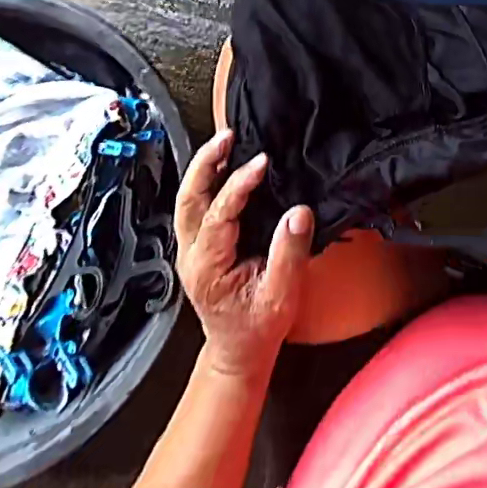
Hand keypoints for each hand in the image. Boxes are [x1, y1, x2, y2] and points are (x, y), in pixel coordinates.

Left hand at [174, 130, 312, 380]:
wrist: (238, 350)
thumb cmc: (257, 327)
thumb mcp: (280, 296)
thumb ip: (289, 253)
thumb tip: (299, 213)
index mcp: (208, 267)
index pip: (218, 216)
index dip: (238, 186)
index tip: (260, 163)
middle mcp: (192, 255)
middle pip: (188, 199)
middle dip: (205, 163)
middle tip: (227, 137)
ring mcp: (191, 249)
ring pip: (187, 199)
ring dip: (203, 167)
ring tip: (224, 141)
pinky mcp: (199, 245)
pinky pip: (196, 205)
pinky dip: (207, 180)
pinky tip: (223, 165)